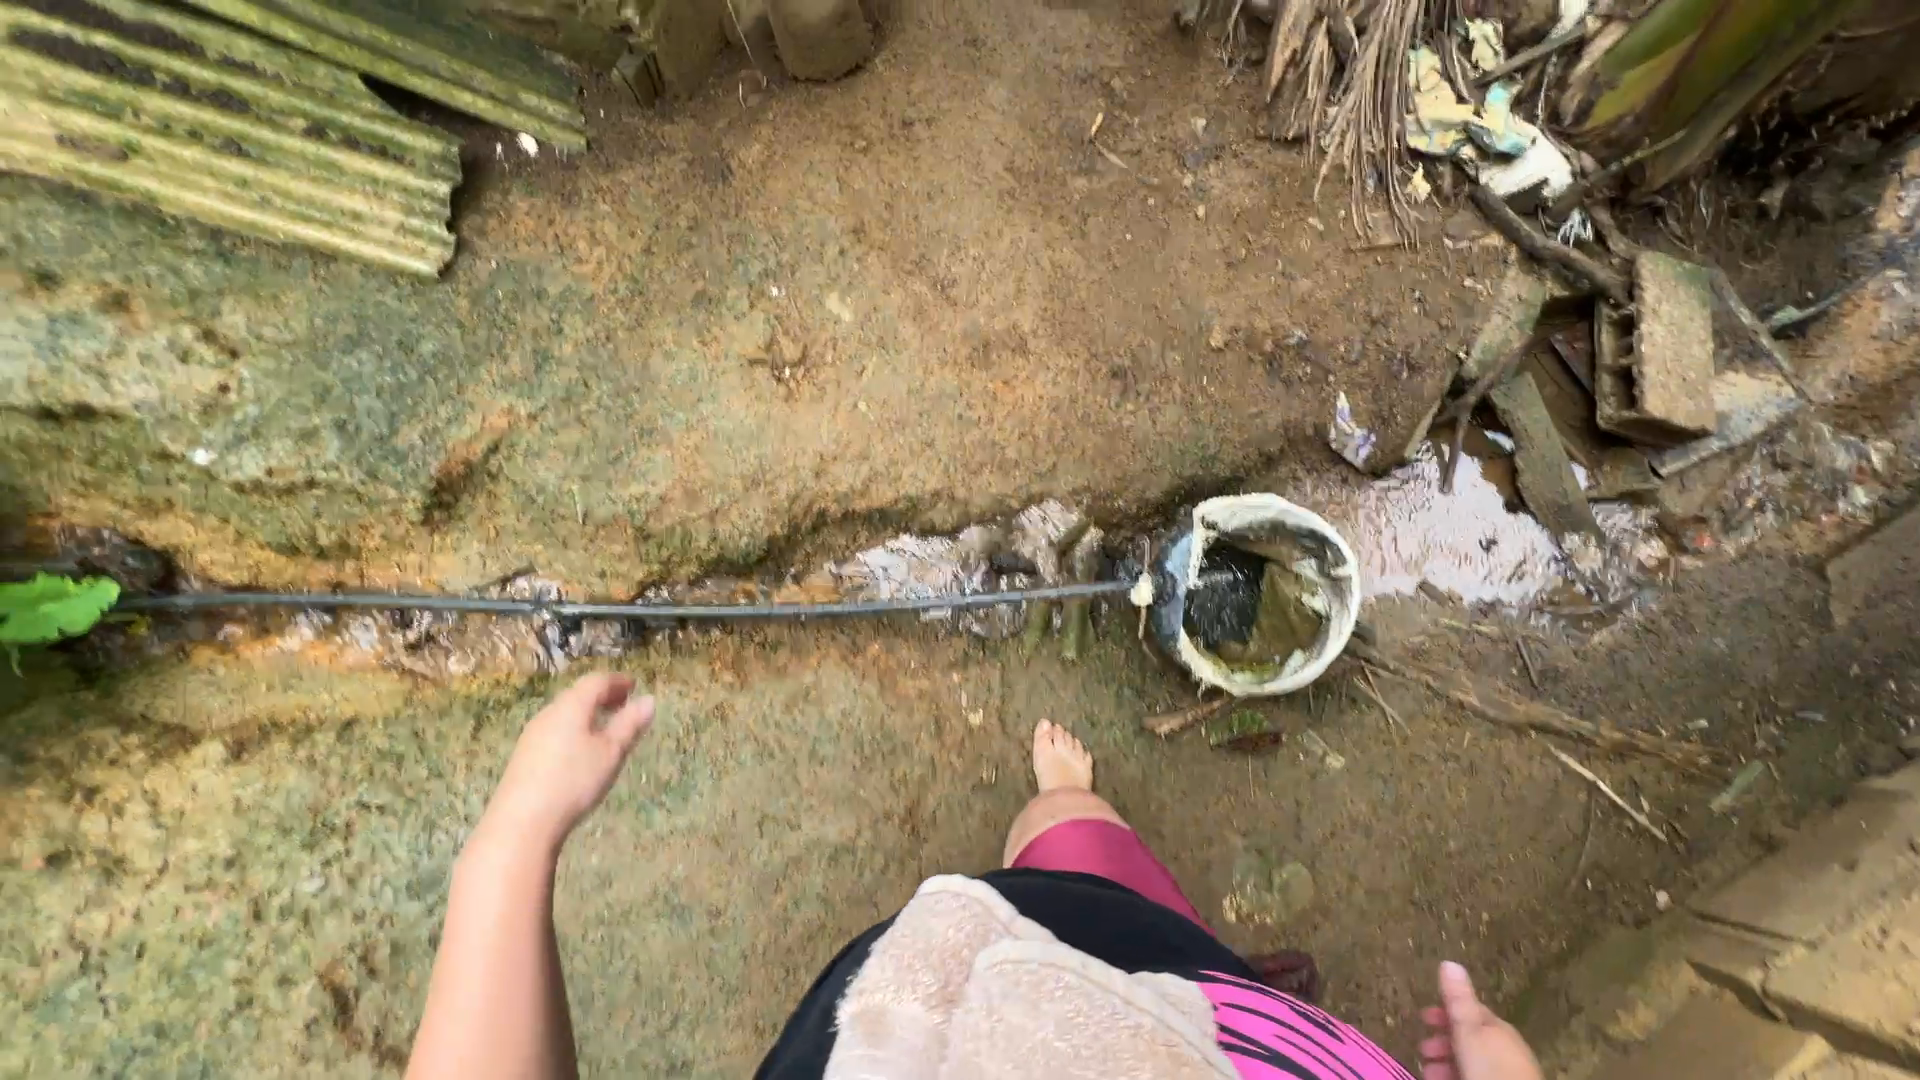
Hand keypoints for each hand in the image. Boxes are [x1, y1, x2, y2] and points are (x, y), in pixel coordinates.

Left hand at [472, 673, 655, 859]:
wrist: (522, 823)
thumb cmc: (574, 781)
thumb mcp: (611, 752)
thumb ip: (630, 724)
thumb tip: (649, 700)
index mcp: (571, 707)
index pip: (596, 682)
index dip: (617, 681)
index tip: (635, 686)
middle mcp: (549, 714)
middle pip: (578, 694)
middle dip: (603, 695)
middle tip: (623, 704)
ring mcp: (533, 735)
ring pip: (565, 713)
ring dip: (588, 713)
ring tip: (606, 727)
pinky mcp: (524, 755)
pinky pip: (555, 729)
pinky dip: (574, 727)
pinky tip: (581, 749)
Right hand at [1419, 962, 1541, 1079]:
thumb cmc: (1489, 1068)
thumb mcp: (1468, 1030)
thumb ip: (1458, 1000)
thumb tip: (1450, 961)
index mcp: (1497, 1027)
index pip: (1469, 1010)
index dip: (1443, 1011)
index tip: (1422, 1018)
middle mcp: (1505, 1047)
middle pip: (1468, 1036)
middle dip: (1442, 1039)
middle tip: (1423, 1049)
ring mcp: (1508, 1072)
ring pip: (1470, 1059)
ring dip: (1445, 1061)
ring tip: (1429, 1072)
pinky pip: (1476, 1075)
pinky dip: (1455, 1074)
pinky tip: (1443, 1079)